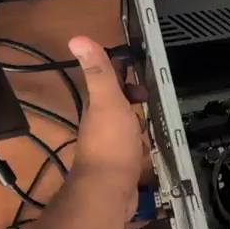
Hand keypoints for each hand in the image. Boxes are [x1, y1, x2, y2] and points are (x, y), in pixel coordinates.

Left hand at [68, 37, 144, 190]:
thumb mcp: (106, 101)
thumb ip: (98, 71)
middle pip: (115, 101)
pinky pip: (131, 143)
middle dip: (131, 92)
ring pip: (123, 122)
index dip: (120, 67)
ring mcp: (110, 143)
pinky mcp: (121, 162)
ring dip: (135, 115)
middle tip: (149, 92)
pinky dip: (140, 139)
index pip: (107, 78)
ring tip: (152, 114)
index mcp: (97, 105)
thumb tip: (76, 38)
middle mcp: (100, 122)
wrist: (109, 190)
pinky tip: (150, 144)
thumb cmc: (111, 143)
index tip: (136, 59)